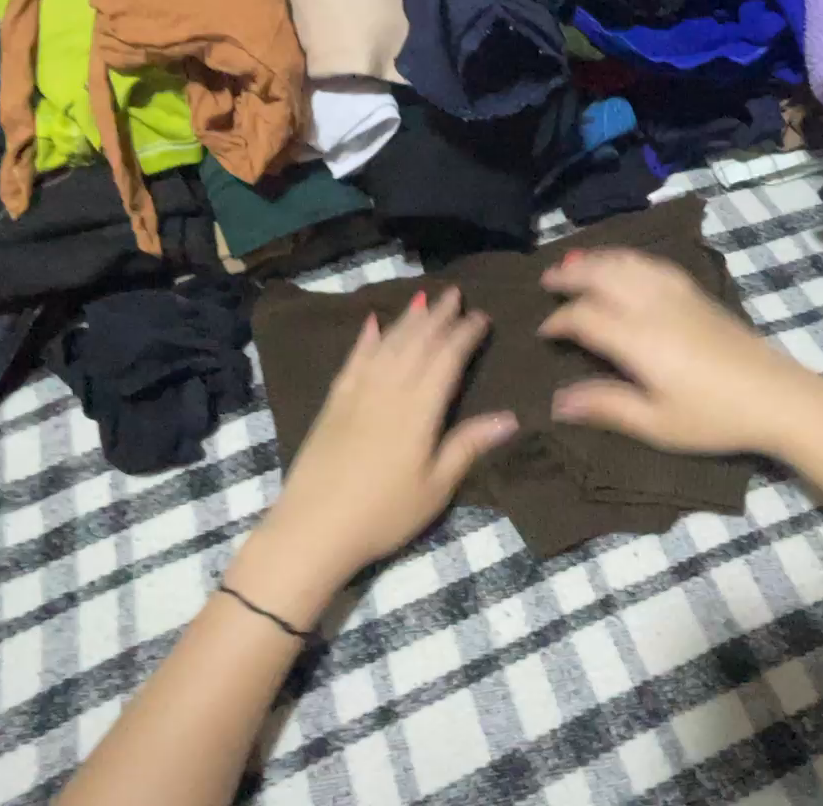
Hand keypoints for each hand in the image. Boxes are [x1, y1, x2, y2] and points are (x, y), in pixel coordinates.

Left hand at [247, 288, 517, 595]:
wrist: (312, 529)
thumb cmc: (383, 514)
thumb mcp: (435, 488)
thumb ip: (467, 446)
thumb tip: (510, 417)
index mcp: (419, 410)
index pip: (447, 360)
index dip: (465, 335)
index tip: (481, 316)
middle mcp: (389, 391)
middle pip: (417, 343)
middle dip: (438, 316)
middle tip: (455, 293)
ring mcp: (357, 393)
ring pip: (386, 345)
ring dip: (407, 320)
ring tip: (423, 299)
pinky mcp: (334, 403)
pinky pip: (353, 360)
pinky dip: (365, 339)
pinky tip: (372, 323)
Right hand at [538, 249, 822, 462]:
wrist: (779, 397)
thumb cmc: (714, 417)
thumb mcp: (656, 423)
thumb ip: (606, 406)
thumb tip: (557, 401)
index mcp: (638, 338)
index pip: (584, 316)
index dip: (558, 321)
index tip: (543, 332)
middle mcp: (653, 306)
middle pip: (602, 276)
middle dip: (571, 276)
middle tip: (547, 282)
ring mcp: (678, 294)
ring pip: (628, 263)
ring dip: (597, 260)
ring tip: (575, 264)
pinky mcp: (698, 293)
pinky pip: (653, 263)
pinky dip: (628, 258)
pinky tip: (624, 264)